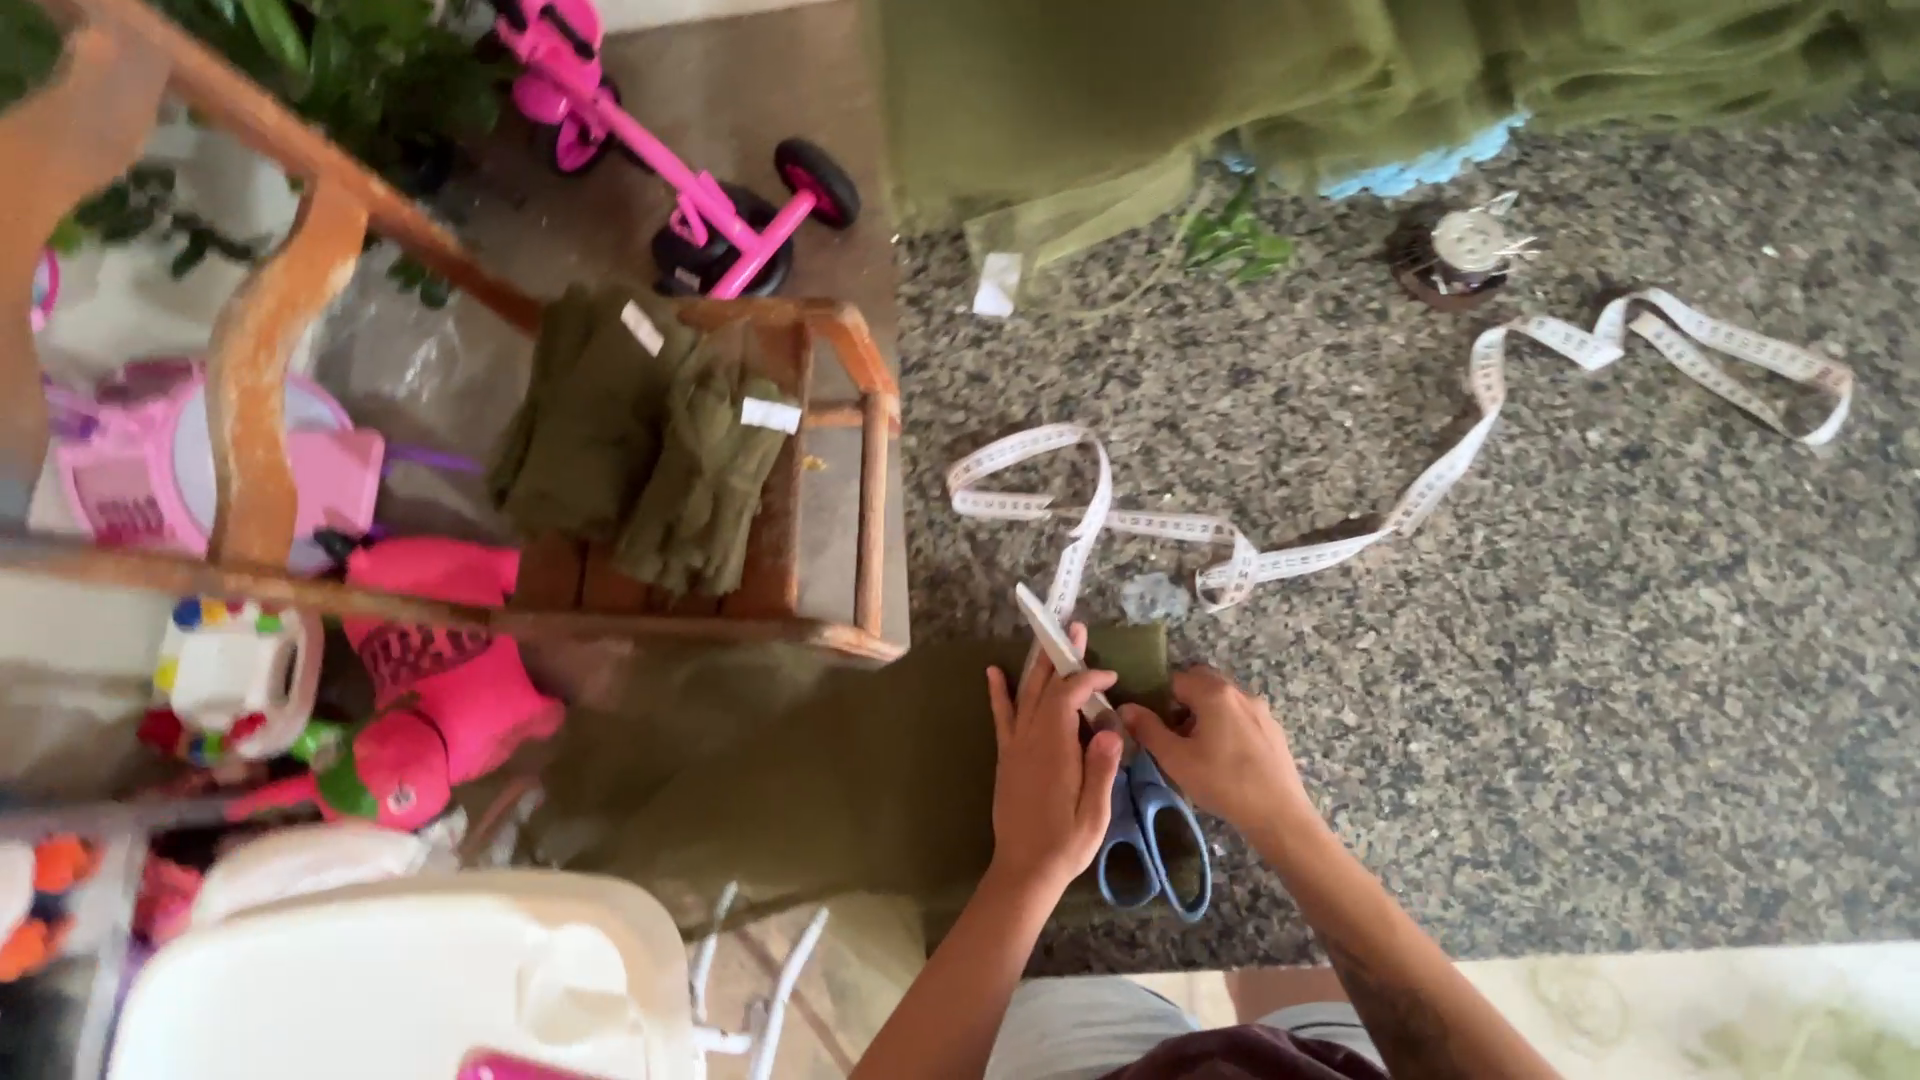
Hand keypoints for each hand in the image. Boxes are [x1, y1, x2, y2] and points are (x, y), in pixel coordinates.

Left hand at [984, 623, 1124, 895]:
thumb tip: (1111, 728)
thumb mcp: (1095, 812)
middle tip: (1075, 628)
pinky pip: (1002, 717)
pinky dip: (999, 693)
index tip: (1110, 678)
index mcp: (1054, 748)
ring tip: (1047, 638)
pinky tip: (994, 672)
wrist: (1025, 869)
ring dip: (1038, 665)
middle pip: (1045, 686)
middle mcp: (1030, 739)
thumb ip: (1101, 768)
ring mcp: (1015, 746)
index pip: (1069, 697)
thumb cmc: (1065, 844)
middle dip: (1061, 656)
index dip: (1088, 679)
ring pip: (1026, 695)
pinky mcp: (1007, 757)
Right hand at [1118, 665, 1312, 832]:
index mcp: (1214, 693)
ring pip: (1223, 698)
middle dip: (1183, 701)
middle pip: (1202, 682)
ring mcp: (1261, 710)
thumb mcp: (1175, 758)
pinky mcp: (1274, 729)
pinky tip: (1226, 757)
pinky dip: (1227, 724)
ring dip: (1206, 712)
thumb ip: (1147, 728)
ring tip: (1199, 747)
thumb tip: (1125, 708)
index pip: (1176, 679)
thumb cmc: (1222, 782)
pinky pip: (1241, 715)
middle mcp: (1240, 693)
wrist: (1279, 815)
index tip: (1154, 724)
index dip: (1159, 698)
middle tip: (1174, 733)